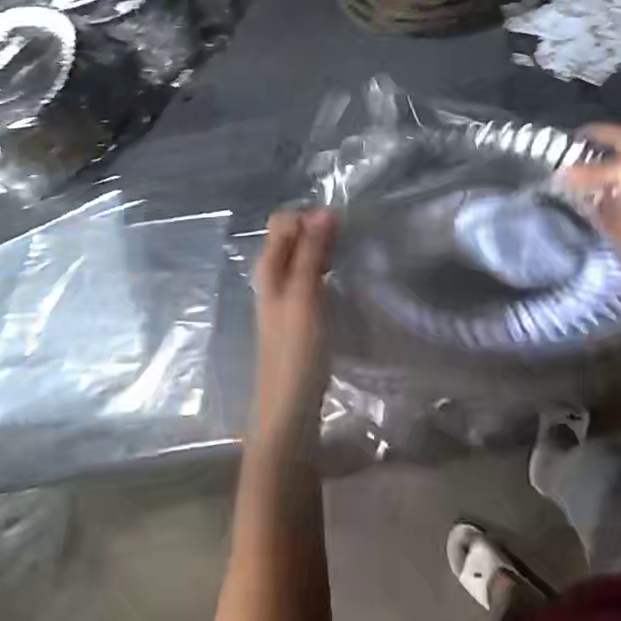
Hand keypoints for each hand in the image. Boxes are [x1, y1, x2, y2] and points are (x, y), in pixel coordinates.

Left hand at [252, 209, 339, 437]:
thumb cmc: (295, 352)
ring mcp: (285, 300)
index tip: (341, 224)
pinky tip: (343, 280)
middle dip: (319, 230)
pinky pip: (311, 280)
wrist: (288, 410)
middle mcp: (273, 280)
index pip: (283, 223)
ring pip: (303, 260)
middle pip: (293, 240)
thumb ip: (311, 254)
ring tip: (352, 251)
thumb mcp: (304, 296)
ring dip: (324, 250)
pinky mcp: (299, 317)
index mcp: (268, 271)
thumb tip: (323, 210)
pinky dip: (326, 272)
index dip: (310, 217)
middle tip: (351, 236)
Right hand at [563, 124, 620, 224]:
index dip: (579, 138)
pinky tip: (612, 225)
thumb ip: (594, 174)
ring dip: (606, 195)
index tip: (554, 154)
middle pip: (611, 158)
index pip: (600, 131)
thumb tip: (559, 174)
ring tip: (582, 211)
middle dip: (589, 172)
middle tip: (563, 189)